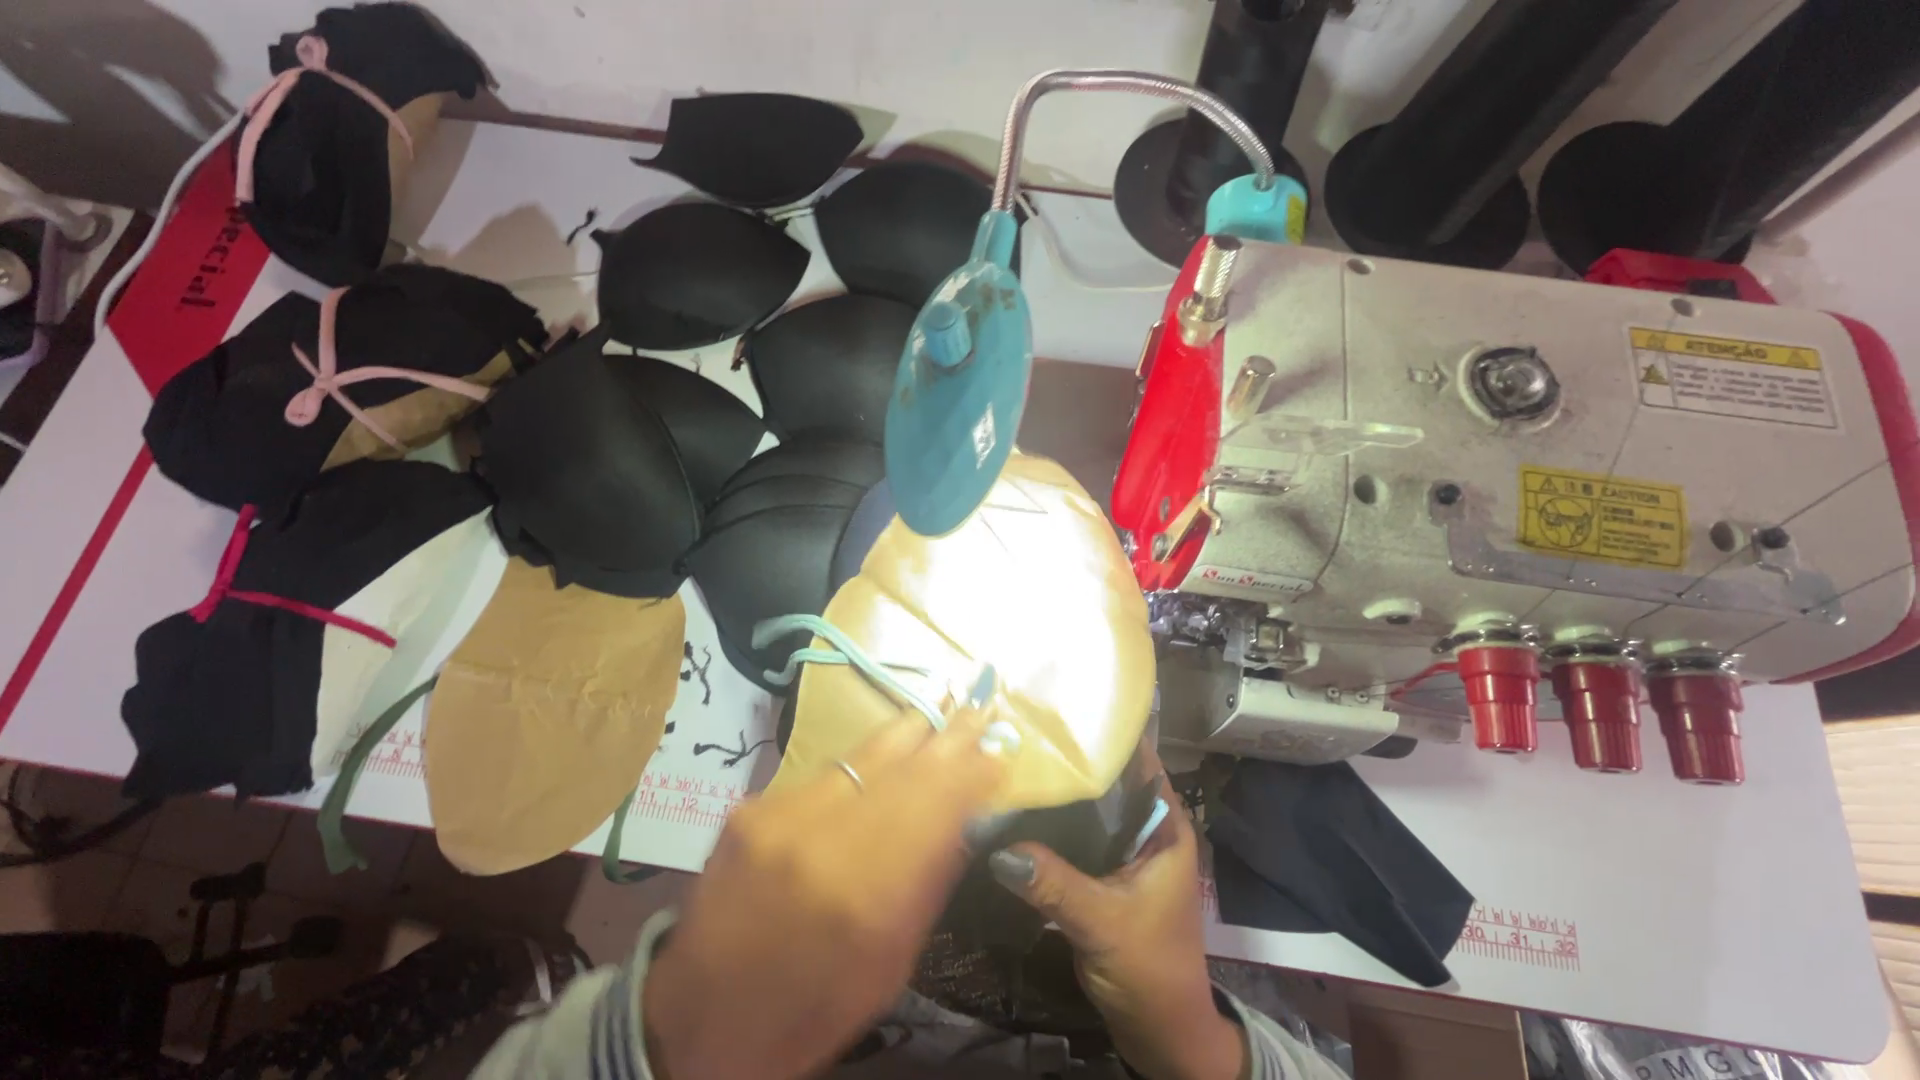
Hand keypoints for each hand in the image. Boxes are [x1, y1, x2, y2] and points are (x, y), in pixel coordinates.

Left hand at [644, 692, 1011, 1079]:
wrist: (696, 1020)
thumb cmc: (808, 1012)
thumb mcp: (889, 966)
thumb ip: (928, 885)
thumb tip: (966, 820)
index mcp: (863, 894)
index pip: (935, 806)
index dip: (972, 774)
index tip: (1002, 754)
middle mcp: (818, 839)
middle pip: (901, 771)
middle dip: (947, 740)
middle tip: (981, 710)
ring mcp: (776, 815)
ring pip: (860, 758)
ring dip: (908, 737)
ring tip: (941, 712)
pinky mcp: (748, 808)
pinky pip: (824, 775)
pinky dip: (861, 766)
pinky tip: (883, 757)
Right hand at [989, 746, 1244, 1079]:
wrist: (1160, 1033)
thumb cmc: (1150, 969)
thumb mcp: (1102, 923)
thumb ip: (1053, 883)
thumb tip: (995, 847)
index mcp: (1165, 828)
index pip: (1138, 762)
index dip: (1105, 735)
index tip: (1059, 711)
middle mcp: (1145, 831)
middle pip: (1106, 783)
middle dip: (1068, 761)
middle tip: (1018, 735)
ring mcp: (1121, 855)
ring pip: (1086, 812)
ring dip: (1055, 797)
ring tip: (1009, 765)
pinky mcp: (1098, 878)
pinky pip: (1072, 842)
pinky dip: (1047, 830)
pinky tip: (1012, 817)